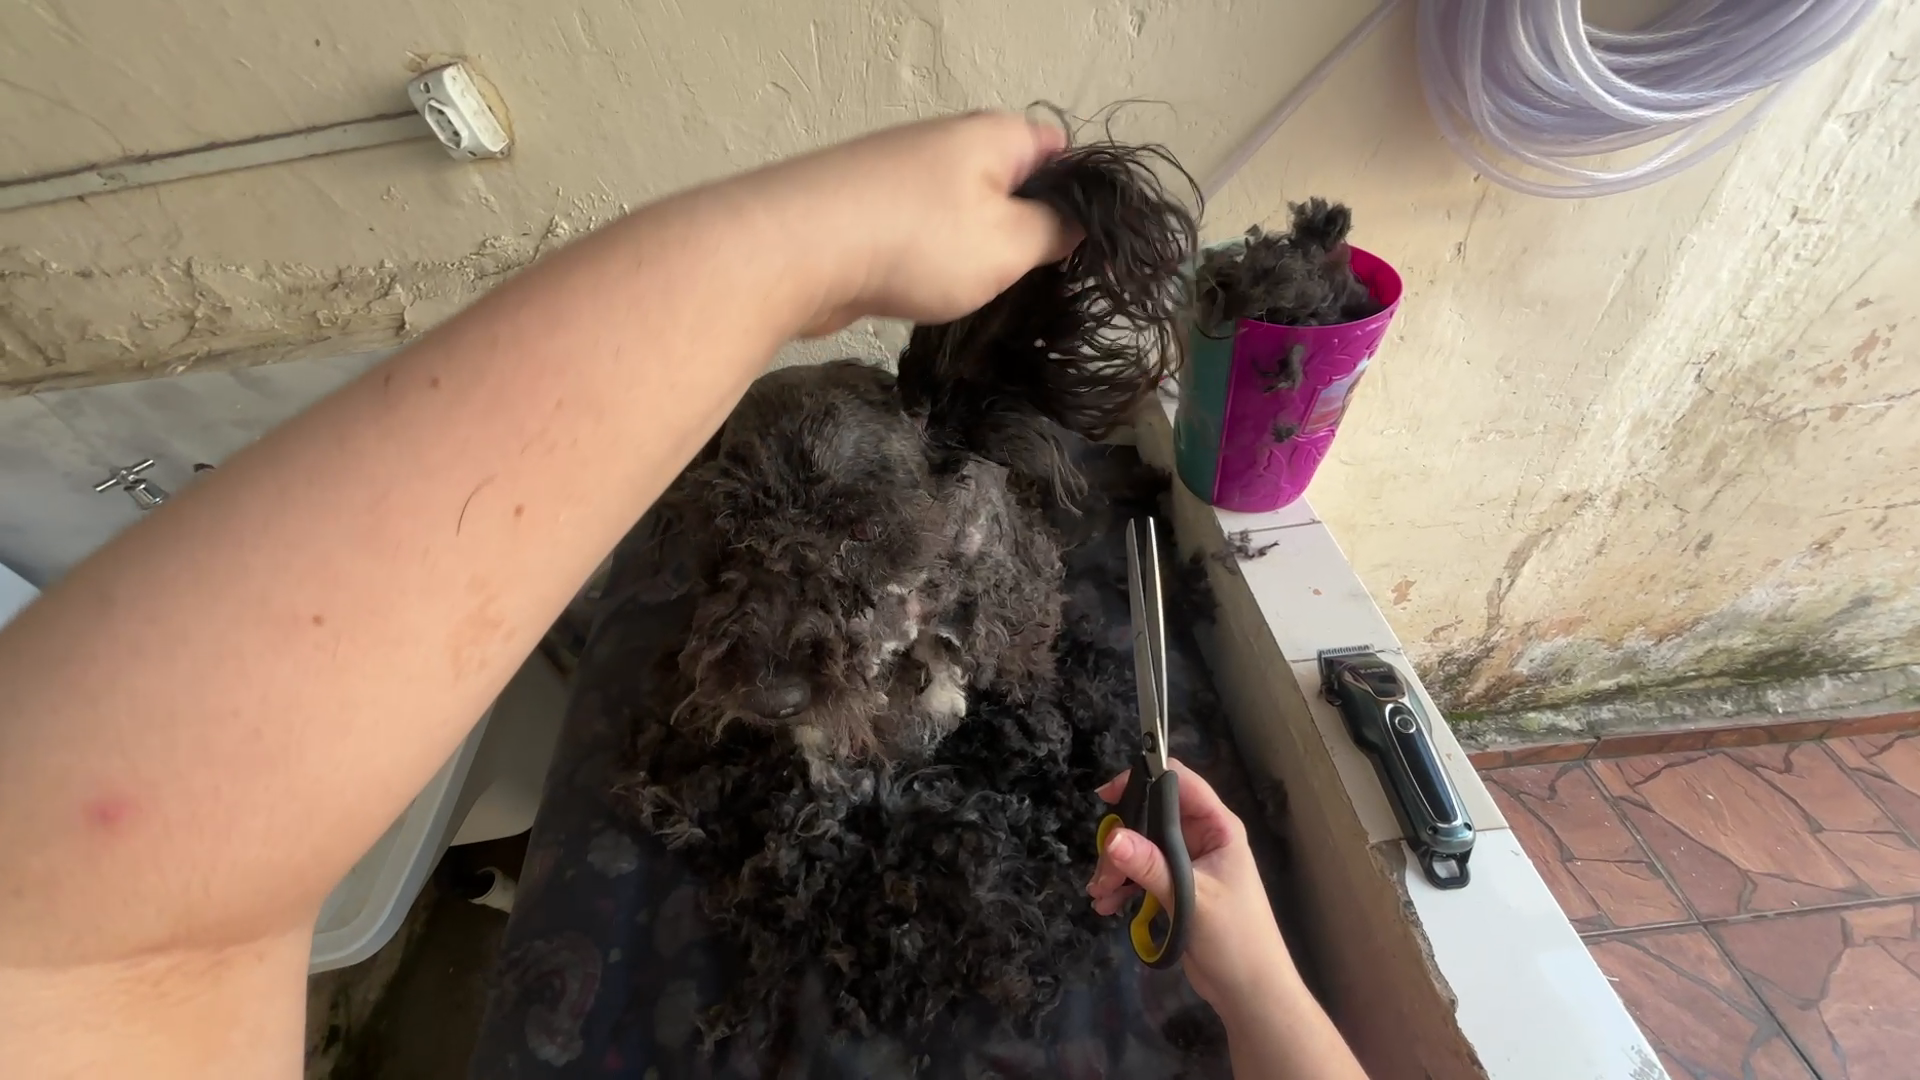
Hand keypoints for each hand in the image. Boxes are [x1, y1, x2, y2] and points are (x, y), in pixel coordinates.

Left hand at [730, 111, 1083, 335]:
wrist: (800, 253)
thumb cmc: (918, 243)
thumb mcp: (1008, 245)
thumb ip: (1053, 232)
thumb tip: (1076, 222)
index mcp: (993, 136)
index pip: (1058, 150)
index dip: (1077, 197)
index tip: (1081, 247)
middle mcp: (948, 143)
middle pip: (1010, 183)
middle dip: (1026, 230)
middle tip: (1035, 280)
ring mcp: (904, 175)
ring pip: (965, 213)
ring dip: (979, 251)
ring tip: (981, 291)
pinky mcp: (871, 210)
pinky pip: (924, 232)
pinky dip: (936, 260)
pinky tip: (932, 292)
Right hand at [1087, 758, 1295, 1010]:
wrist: (1250, 996)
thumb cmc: (1236, 940)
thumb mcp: (1192, 898)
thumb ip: (1150, 866)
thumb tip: (1112, 838)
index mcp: (1217, 826)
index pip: (1178, 781)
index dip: (1144, 778)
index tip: (1109, 796)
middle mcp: (1200, 835)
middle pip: (1150, 815)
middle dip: (1121, 837)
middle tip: (1103, 865)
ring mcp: (1186, 860)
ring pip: (1140, 844)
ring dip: (1117, 865)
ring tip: (1100, 893)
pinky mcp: (1173, 884)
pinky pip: (1140, 870)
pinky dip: (1122, 883)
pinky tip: (1107, 903)